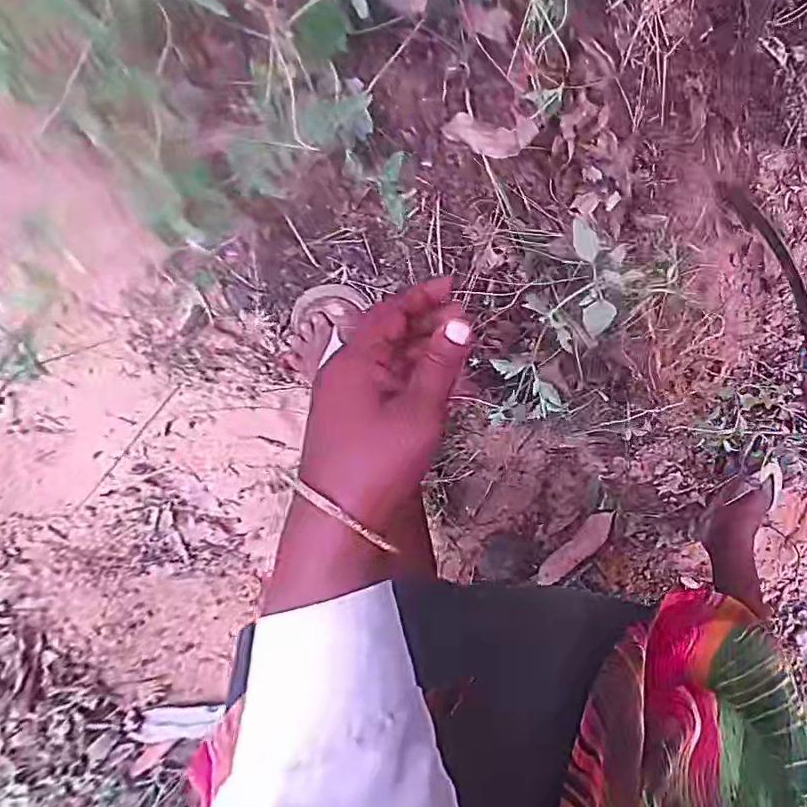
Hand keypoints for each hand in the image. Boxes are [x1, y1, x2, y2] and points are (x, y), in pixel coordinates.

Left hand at [298, 276, 472, 527]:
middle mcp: (348, 371)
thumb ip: (441, 362)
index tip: (453, 285)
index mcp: (355, 360)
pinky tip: (445, 384)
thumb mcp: (419, 408)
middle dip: (428, 322)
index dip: (422, 296)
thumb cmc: (379, 459)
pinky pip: (391, 383)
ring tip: (460, 350)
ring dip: (426, 351)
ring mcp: (351, 396)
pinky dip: (418, 377)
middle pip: (391, 334)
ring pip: (393, 360)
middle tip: (465, 318)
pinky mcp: (358, 417)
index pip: (389, 313)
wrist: (342, 520)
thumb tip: (462, 321)